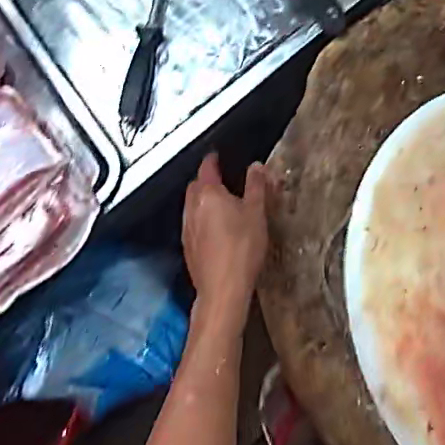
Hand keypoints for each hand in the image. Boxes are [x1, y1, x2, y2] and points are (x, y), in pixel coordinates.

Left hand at [181, 152, 268, 331]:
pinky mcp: (188, 248)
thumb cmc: (242, 247)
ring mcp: (187, 230)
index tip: (218, 155)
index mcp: (208, 195)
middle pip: (194, 186)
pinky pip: (192, 223)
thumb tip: (256, 166)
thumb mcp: (257, 210)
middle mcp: (192, 210)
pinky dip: (202, 217)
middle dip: (206, 179)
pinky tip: (217, 226)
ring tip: (222, 200)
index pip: (206, 168)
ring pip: (191, 206)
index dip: (213, 159)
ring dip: (203, 199)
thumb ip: (256, 185)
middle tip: (222, 177)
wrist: (223, 289)